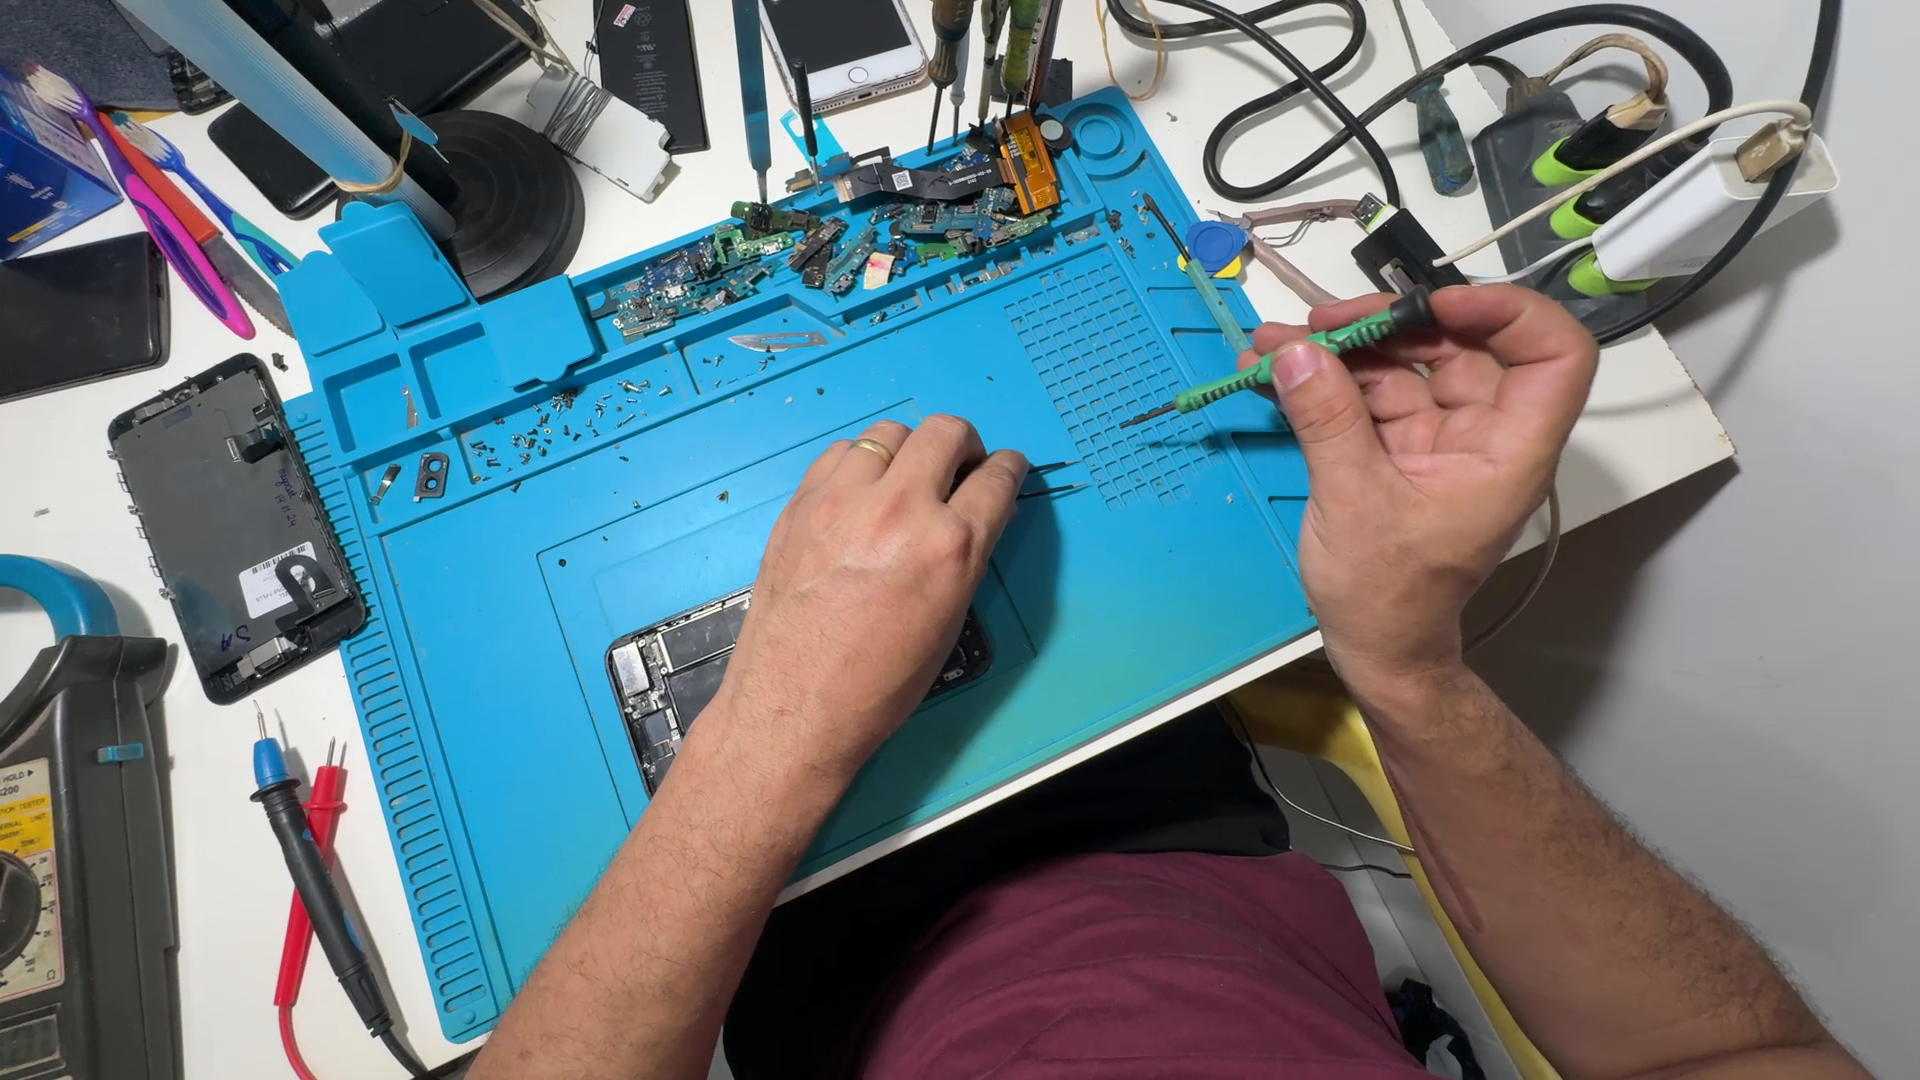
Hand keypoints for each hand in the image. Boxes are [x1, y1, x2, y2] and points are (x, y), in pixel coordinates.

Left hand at [707, 417, 1027, 780]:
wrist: (796, 705)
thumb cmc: (884, 680)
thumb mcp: (950, 618)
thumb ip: (969, 552)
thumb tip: (979, 511)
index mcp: (950, 547)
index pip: (997, 478)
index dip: (1010, 468)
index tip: (1006, 467)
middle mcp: (900, 510)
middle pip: (946, 431)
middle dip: (965, 444)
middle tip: (959, 470)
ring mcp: (844, 501)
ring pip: (890, 432)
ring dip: (910, 450)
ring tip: (904, 480)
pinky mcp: (801, 504)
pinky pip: (840, 453)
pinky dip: (860, 463)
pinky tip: (859, 493)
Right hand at [1244, 285, 1597, 687]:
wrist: (1373, 644)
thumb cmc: (1384, 589)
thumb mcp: (1352, 502)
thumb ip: (1327, 422)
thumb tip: (1294, 353)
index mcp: (1506, 450)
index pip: (1550, 355)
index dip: (1505, 313)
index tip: (1430, 303)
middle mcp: (1478, 434)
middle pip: (1456, 350)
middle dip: (1387, 326)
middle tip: (1319, 322)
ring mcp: (1432, 441)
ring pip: (1400, 371)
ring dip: (1338, 353)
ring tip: (1275, 343)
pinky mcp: (1391, 452)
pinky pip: (1363, 402)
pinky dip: (1322, 385)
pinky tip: (1277, 373)